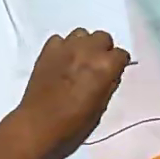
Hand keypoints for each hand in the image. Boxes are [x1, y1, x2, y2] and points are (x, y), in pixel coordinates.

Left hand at [10, 28, 129, 152]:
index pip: (121, 54)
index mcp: (105, 66)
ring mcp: (65, 47)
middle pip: (102, 38)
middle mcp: (87, 51)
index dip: (117, 64)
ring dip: (83, 45)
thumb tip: (111, 73)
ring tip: (78, 61)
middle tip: (95, 66)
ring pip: (81, 34)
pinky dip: (62, 48)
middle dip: (102, 50)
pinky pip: (59, 40)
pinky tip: (60, 62)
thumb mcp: (101, 107)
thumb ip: (109, 84)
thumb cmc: (74, 123)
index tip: (112, 72)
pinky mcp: (47, 50)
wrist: (39, 124)